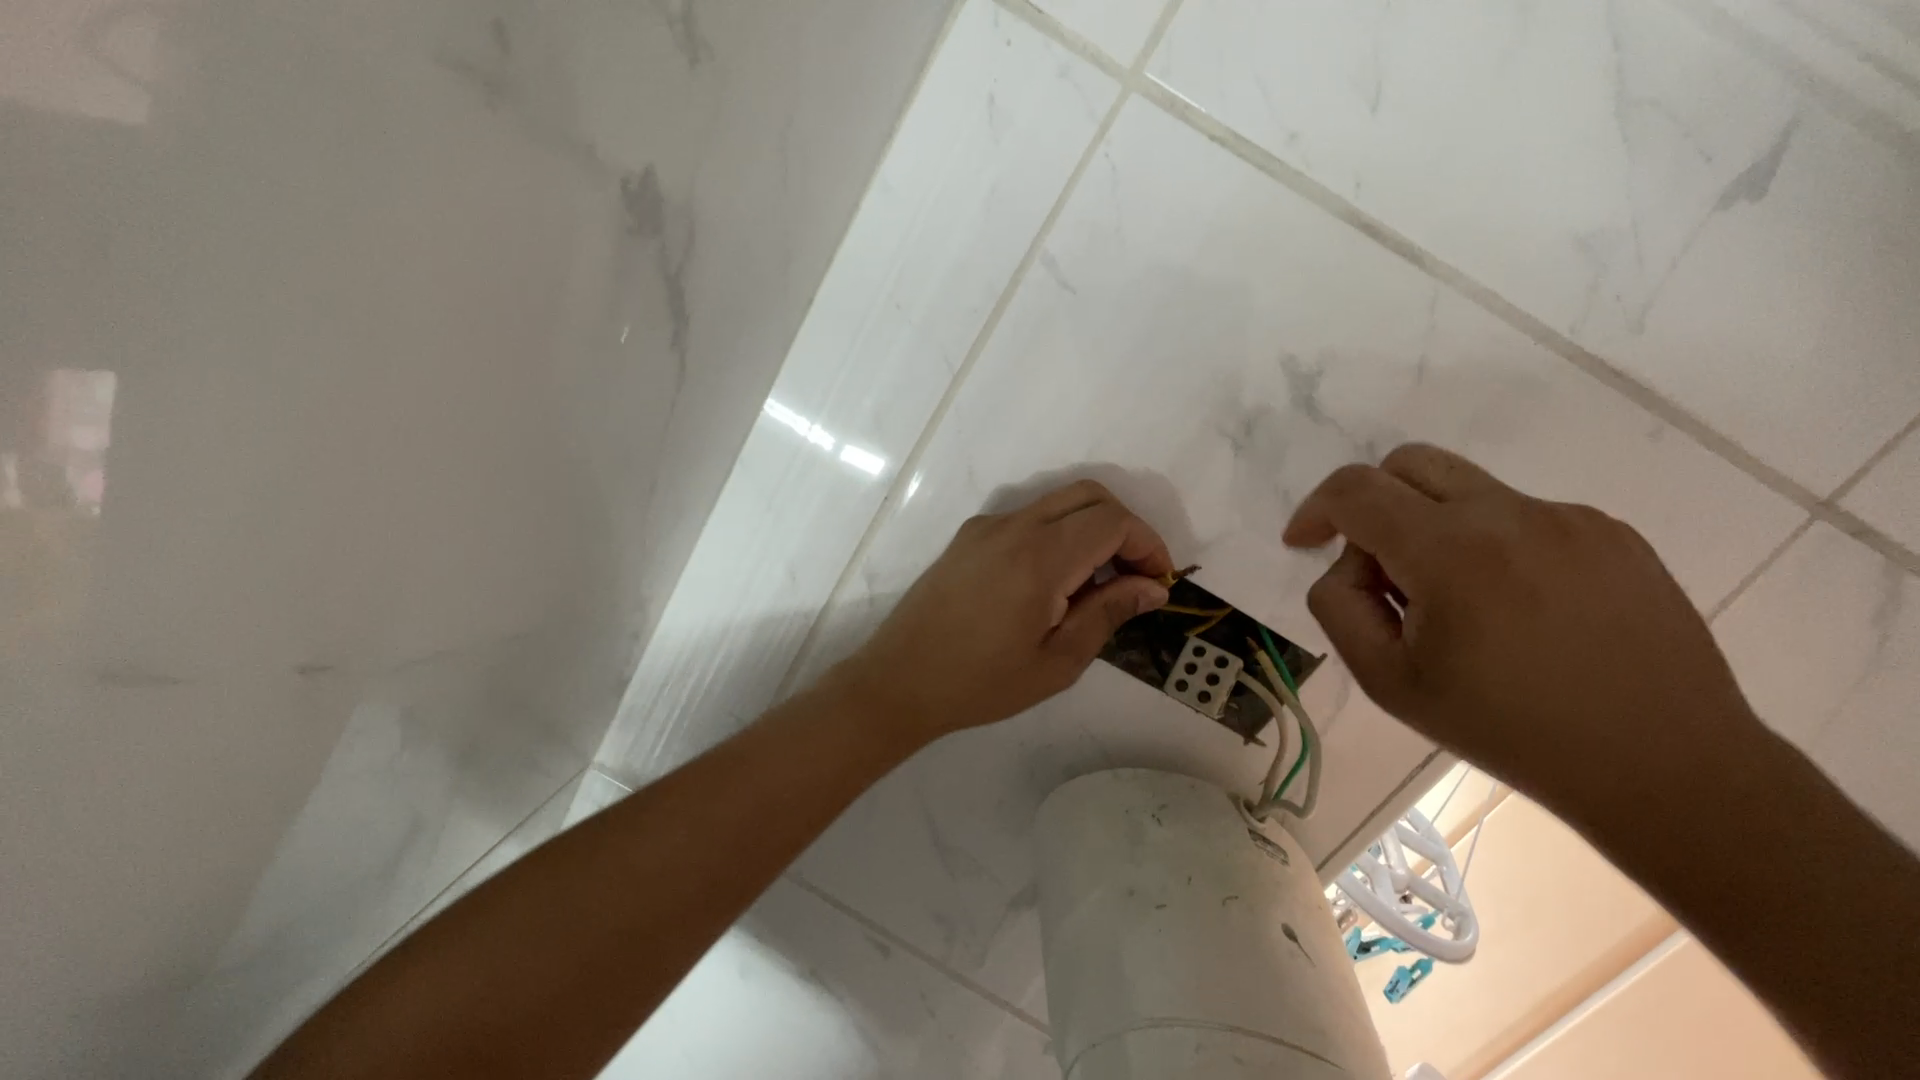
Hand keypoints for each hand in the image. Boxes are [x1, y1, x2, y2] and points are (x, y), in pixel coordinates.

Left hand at [825, 480, 1174, 741]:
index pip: (1112, 520)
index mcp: (1039, 556)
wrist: (898, 682)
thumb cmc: (981, 683)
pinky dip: (1057, 535)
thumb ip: (1108, 613)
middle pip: (1088, 496)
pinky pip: (1027, 519)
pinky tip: (1054, 585)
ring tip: (1096, 586)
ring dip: (1090, 529)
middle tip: (1135, 578)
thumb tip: (1151, 586)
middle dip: (1124, 528)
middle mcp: (1013, 526)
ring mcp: (985, 527)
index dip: (1147, 544)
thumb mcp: (1057, 661)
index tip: (1157, 583)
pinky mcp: (968, 538)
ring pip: (1057, 503)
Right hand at [1283, 444, 1762, 818]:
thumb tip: (1350, 565)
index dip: (1316, 509)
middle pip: (1410, 464)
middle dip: (1371, 503)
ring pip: (1469, 491)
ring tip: (1460, 607)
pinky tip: (1519, 612)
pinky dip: (1494, 546)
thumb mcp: (1389, 683)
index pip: (1356, 490)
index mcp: (1450, 551)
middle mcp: (1510, 514)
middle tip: (1377, 570)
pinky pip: (1525, 517)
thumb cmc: (1509, 730)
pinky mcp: (1614, 533)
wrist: (1664, 763)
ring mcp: (1570, 518)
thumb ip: (1340, 607)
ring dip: (1434, 528)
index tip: (1303, 543)